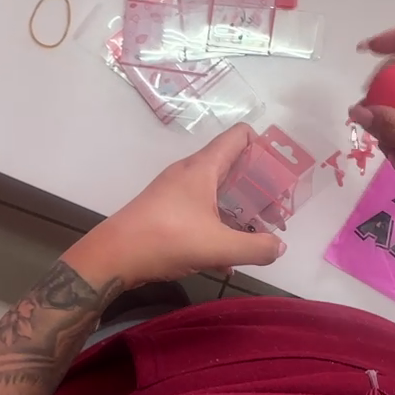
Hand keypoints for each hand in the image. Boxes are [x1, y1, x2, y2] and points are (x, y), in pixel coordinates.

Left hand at [63, 123, 286, 288]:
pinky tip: (227, 258)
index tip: (280, 175)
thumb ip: (255, 247)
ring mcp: (175, 192)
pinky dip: (218, 227)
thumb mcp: (218, 247)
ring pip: (217, 193)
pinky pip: (201, 212)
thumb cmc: (166, 240)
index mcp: (203, 168)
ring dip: (238, 211)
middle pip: (232, 166)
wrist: (113, 257)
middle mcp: (189, 173)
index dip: (265, 147)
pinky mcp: (166, 211)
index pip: (240, 136)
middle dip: (257, 187)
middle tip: (274, 212)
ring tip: (256, 235)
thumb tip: (279, 246)